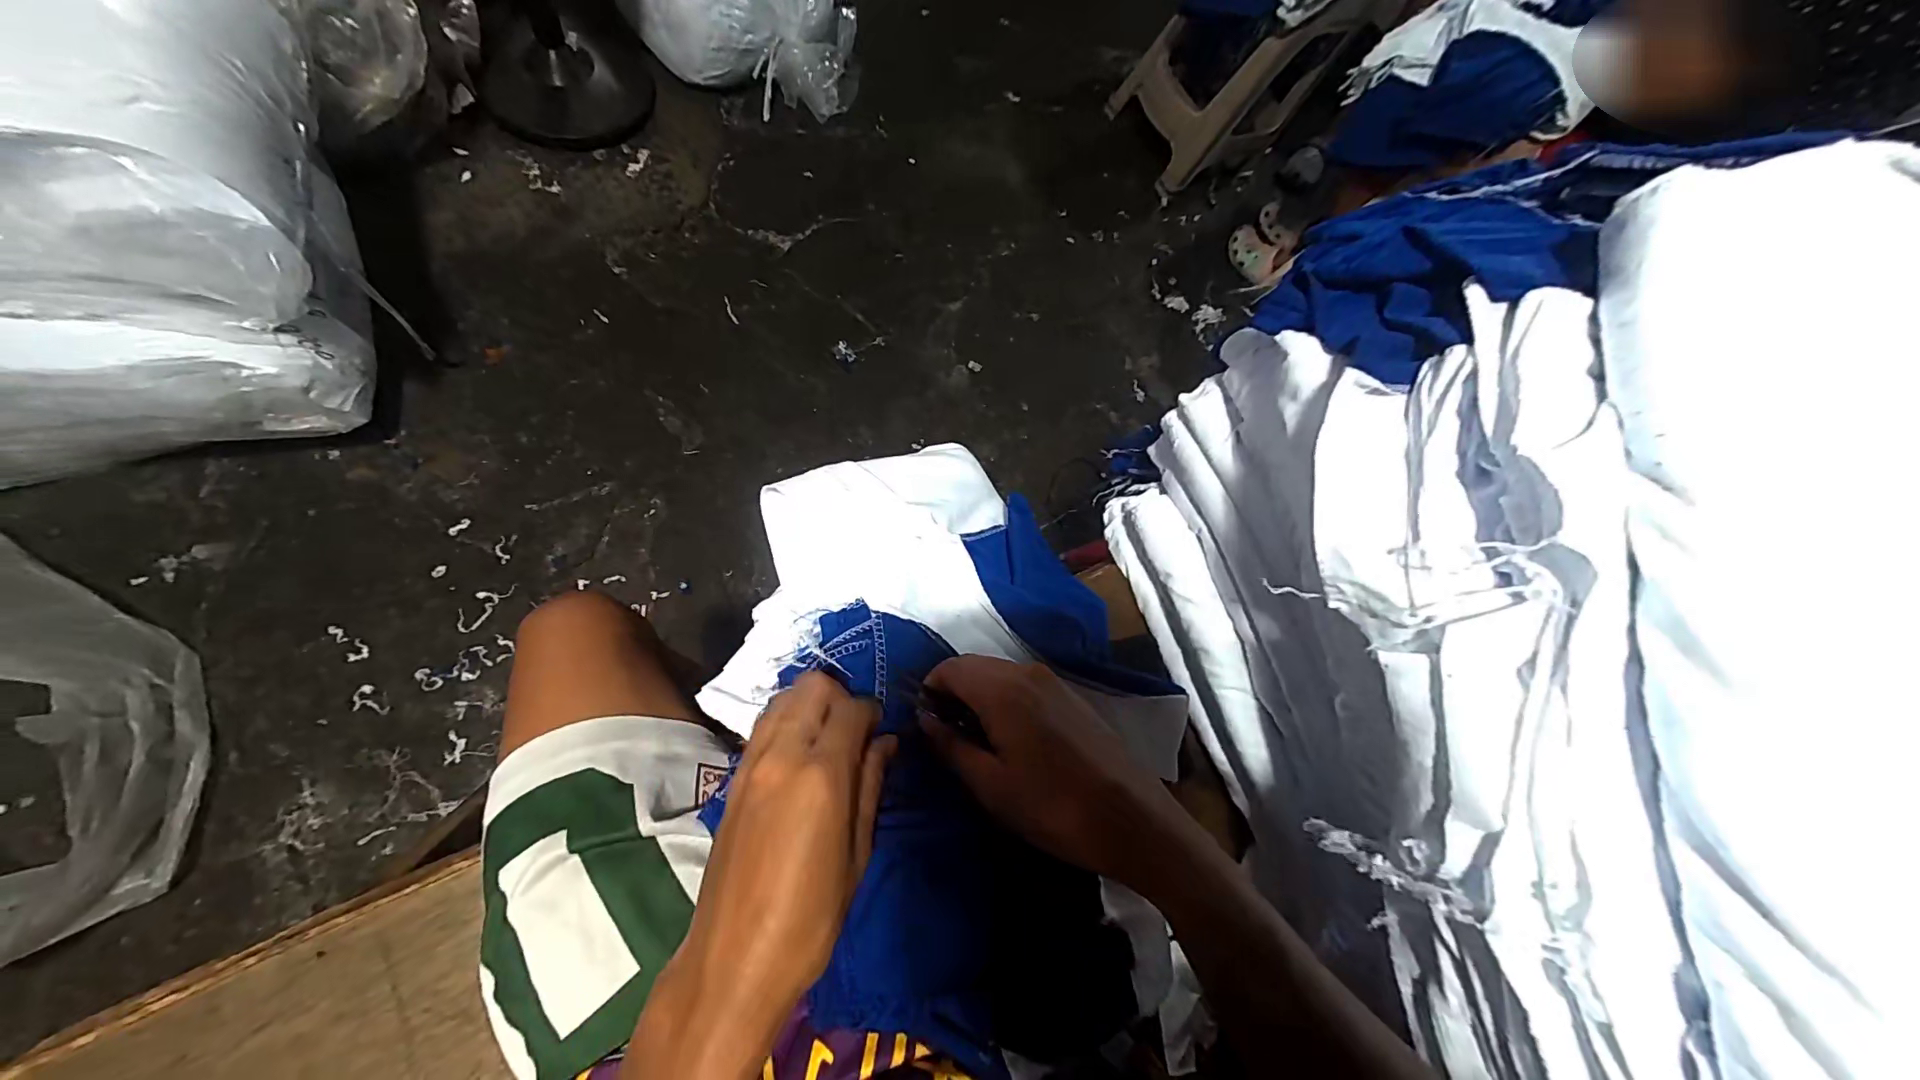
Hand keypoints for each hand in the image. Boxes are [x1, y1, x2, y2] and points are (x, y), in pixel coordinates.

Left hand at [625, 672, 894, 1079]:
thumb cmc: (812, 916)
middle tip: (855, 729)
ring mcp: (752, 762)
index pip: (853, 708)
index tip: (881, 730)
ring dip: (811, 703)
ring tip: (828, 736)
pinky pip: (764, 724)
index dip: (873, 711)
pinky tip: (800, 752)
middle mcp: (783, 754)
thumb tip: (884, 742)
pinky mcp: (733, 777)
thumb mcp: (858, 852)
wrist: (734, 958)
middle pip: (813, 686)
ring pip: (784, 698)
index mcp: (821, 773)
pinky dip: (787, 720)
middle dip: (841, 696)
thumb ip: (870, 784)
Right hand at [918, 655, 1196, 891]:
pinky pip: (1024, 685)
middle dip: (952, 692)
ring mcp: (1054, 682)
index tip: (924, 725)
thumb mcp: (991, 785)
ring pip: (1000, 674)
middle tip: (946, 736)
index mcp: (1002, 690)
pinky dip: (1005, 699)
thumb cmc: (1052, 807)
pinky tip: (1012, 738)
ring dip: (979, 696)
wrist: (1132, 819)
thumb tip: (925, 719)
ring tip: (977, 741)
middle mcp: (1027, 673)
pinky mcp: (1072, 697)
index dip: (928, 690)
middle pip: (974, 666)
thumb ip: (951, 746)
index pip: (950, 668)